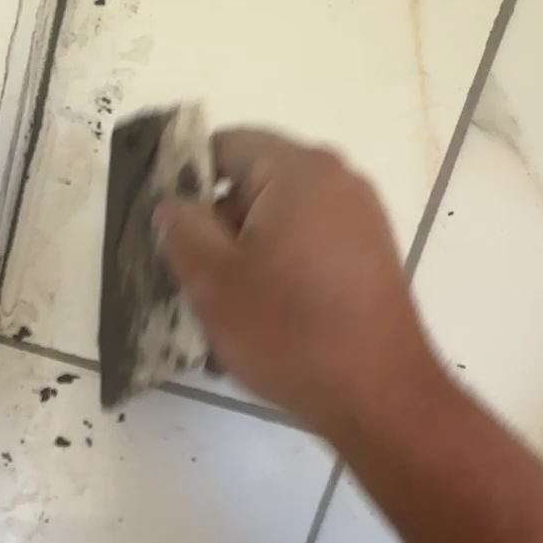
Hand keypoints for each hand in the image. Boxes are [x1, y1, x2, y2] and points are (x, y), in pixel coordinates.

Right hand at [154, 128, 445, 436]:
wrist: (377, 395)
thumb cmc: (287, 331)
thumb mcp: (213, 281)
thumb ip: (181, 230)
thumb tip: (172, 205)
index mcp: (299, 171)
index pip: (225, 146)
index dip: (184, 181)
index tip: (164, 230)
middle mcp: (337, 183)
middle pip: (252, 189)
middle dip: (214, 233)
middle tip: (189, 285)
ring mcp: (359, 223)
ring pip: (276, 230)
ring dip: (241, 266)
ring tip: (221, 320)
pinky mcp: (367, 262)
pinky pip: (304, 256)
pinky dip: (274, 281)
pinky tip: (259, 330)